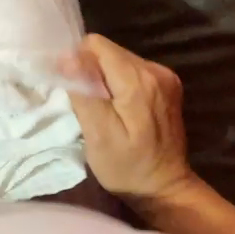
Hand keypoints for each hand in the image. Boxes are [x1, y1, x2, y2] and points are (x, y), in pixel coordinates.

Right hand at [70, 34, 201, 203]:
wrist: (164, 188)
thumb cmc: (127, 167)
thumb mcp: (99, 134)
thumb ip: (84, 92)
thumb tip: (67, 57)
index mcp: (139, 79)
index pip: (96, 45)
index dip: (77, 64)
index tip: (74, 93)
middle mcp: (155, 70)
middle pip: (109, 51)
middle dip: (92, 73)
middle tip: (90, 108)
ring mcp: (165, 77)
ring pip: (119, 61)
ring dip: (105, 80)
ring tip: (104, 111)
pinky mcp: (167, 86)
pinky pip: (132, 72)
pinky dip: (119, 86)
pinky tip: (120, 111)